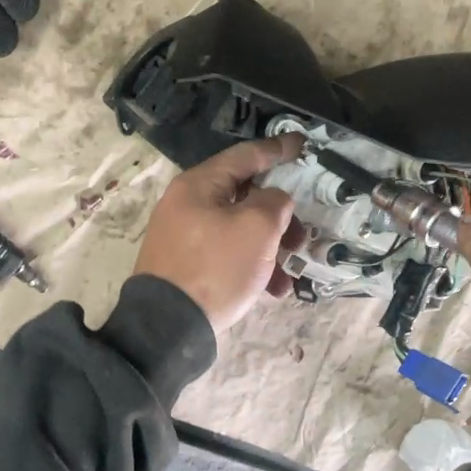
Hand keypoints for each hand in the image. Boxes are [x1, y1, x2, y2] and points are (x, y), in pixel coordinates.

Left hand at [132, 135, 303, 332]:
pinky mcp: (184, 265)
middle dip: (278, 215)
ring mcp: (182, 236)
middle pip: (243, 196)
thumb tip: (272, 201)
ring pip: (237, 230)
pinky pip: (225, 256)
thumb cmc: (215, 267)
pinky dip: (251, 267)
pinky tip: (273, 290)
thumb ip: (274, 203)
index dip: (276, 150)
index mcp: (198, 185)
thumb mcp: (256, 228)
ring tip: (290, 271)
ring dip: (270, 247)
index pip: (244, 156)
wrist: (168, 325)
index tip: (302, 145)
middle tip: (301, 235)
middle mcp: (186, 205)